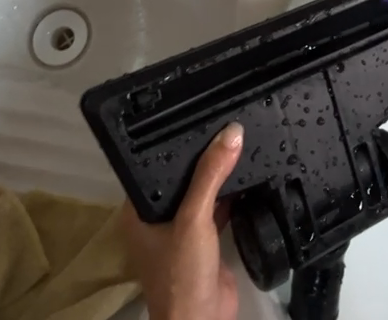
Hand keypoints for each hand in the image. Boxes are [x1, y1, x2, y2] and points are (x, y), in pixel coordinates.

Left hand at [123, 123, 243, 319]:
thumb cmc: (182, 273)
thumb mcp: (194, 218)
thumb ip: (211, 174)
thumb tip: (232, 132)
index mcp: (140, 211)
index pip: (156, 165)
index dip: (174, 141)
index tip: (196, 113)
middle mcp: (158, 217)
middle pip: (183, 177)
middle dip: (203, 155)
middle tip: (224, 121)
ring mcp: (182, 231)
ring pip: (202, 192)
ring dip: (219, 174)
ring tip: (238, 138)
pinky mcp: (206, 242)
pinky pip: (219, 208)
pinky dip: (232, 193)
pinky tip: (248, 172)